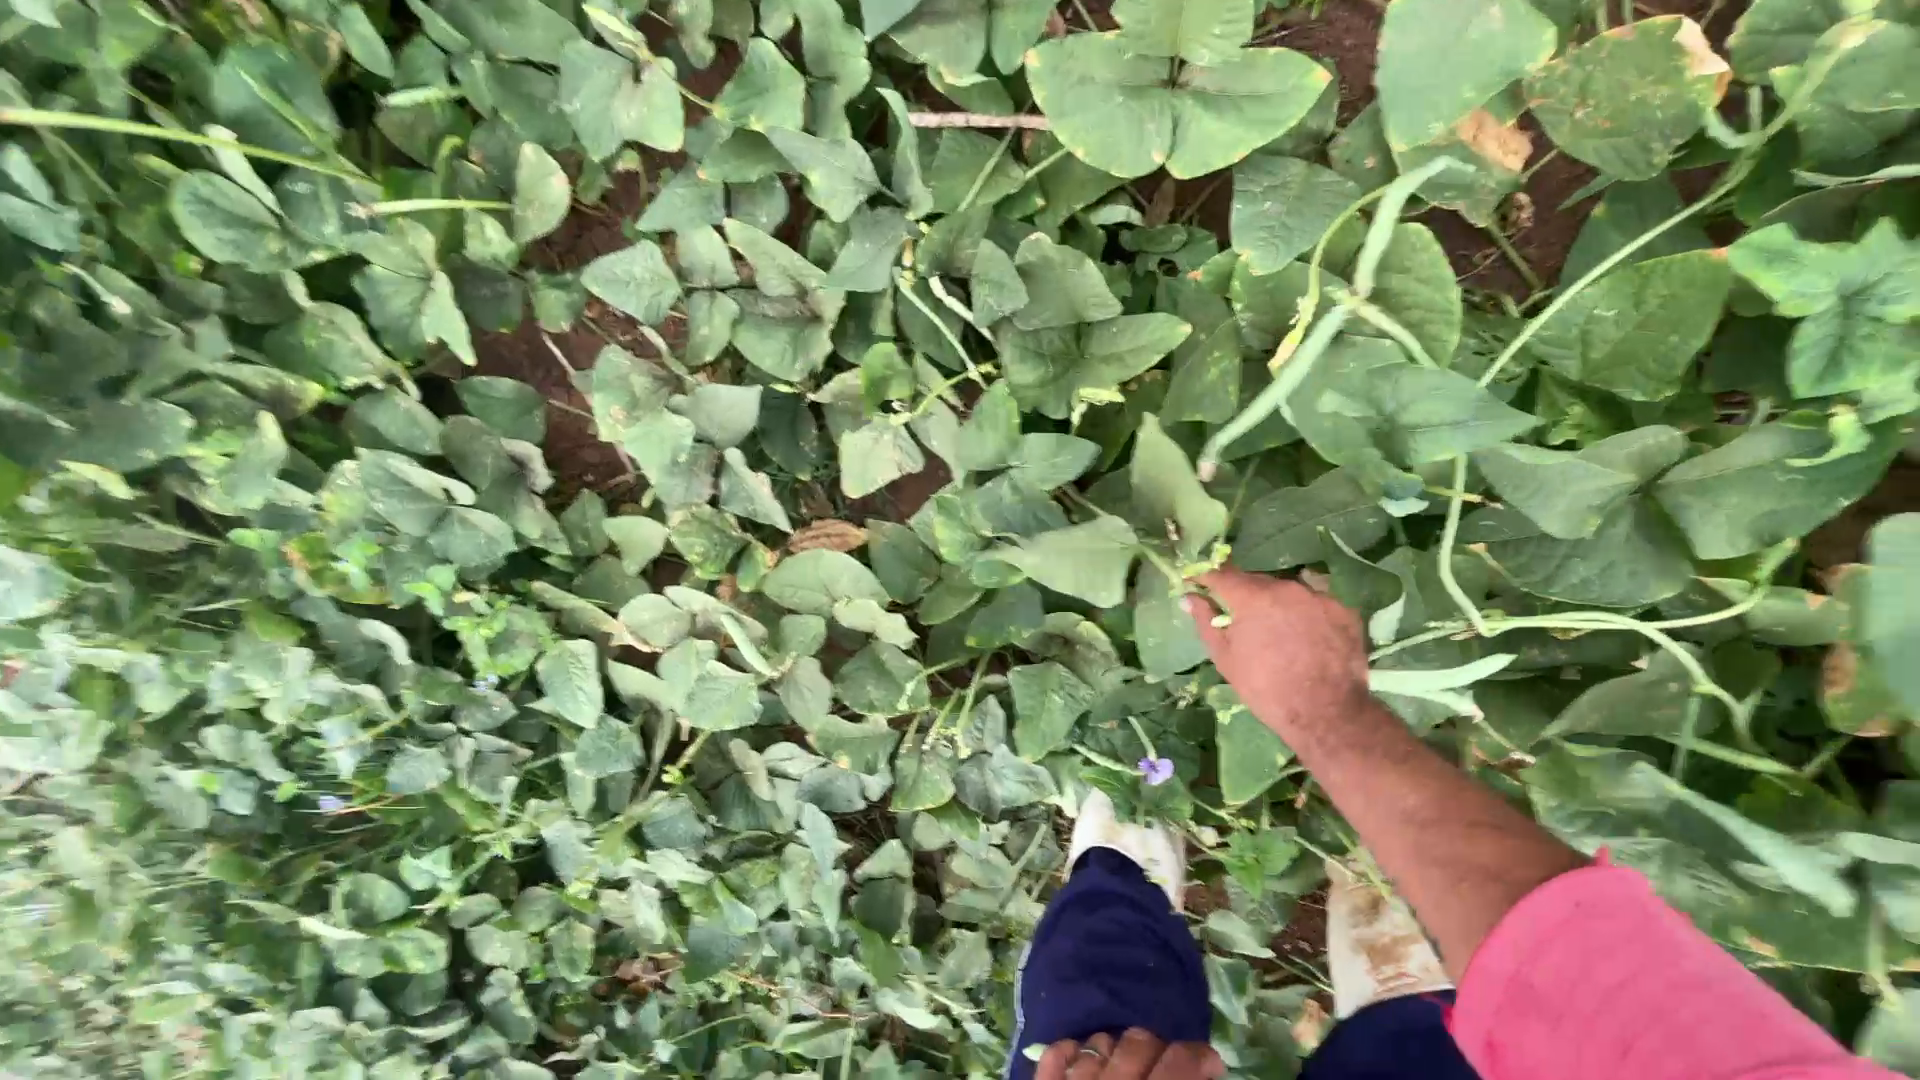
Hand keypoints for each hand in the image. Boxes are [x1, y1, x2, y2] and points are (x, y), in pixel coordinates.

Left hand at [1035, 1028, 1225, 1078]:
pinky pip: (1052, 1056)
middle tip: (1168, 1061)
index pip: (1180, 1064)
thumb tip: (1203, 1072)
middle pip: (1138, 1043)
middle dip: (1157, 1048)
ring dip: (1113, 1049)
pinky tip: (1079, 1053)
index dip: (1200, 1057)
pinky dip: (1068, 1052)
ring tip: (1122, 1061)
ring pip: (1098, 1044)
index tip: (1212, 1060)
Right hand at [1185, 567, 1370, 736]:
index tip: (1197, 583)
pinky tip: (1305, 637)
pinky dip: (1305, 613)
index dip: (1207, 578)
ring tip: (1276, 629)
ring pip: (1288, 591)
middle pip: (1257, 581)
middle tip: (1239, 615)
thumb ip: (1205, 621)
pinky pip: (1315, 604)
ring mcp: (1319, 597)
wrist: (1325, 713)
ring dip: (1276, 603)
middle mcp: (1287, 587)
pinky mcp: (1344, 611)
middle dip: (1244, 593)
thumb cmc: (1265, 688)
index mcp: (1253, 597)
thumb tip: (1189, 598)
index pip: (1222, 575)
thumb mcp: (1225, 658)